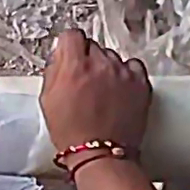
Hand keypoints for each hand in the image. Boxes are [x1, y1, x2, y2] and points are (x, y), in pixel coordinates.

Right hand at [40, 29, 150, 156]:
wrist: (100, 153)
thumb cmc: (71, 131)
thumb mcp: (47, 99)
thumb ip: (53, 72)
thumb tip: (60, 57)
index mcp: (74, 67)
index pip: (71, 35)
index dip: (67, 45)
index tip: (67, 53)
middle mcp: (101, 64)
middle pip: (92, 46)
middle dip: (85, 59)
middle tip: (81, 79)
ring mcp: (124, 73)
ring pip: (111, 56)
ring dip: (104, 67)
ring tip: (99, 90)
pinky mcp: (141, 83)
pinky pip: (132, 66)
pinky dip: (124, 73)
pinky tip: (116, 89)